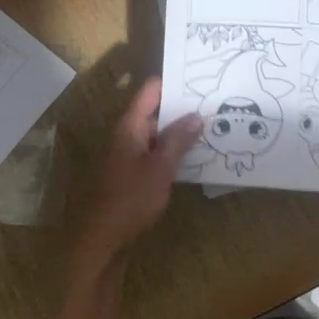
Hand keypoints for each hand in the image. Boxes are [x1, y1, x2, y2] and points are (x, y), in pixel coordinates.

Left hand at [67, 78, 201, 278]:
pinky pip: (156, 154)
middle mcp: (127, 135)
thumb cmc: (130, 200)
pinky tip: (196, 159)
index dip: (173, 81)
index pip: (151, 91)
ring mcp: (129, 156)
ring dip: (181, 133)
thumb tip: (197, 114)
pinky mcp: (133, 176)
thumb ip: (178, 140)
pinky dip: (173, 153)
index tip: (200, 77)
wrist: (101, 241)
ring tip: (213, 128)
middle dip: (183, 108)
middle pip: (156, 111)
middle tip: (216, 104)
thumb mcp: (160, 168)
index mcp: (130, 126)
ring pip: (158, 135)